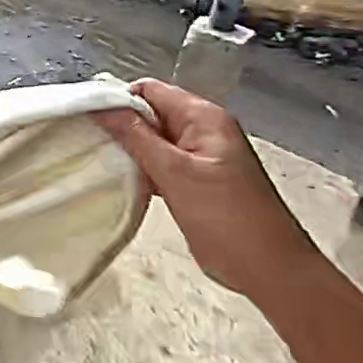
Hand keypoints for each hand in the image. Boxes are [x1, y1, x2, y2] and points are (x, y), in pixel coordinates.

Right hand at [94, 79, 318, 298]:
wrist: (273, 272)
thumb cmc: (226, 218)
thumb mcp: (174, 173)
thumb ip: (136, 136)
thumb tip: (101, 106)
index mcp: (203, 116)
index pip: (149, 90)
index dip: (118, 100)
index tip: (89, 120)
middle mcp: (203, 128)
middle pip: (151, 112)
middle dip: (122, 125)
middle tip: (90, 143)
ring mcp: (201, 155)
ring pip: (155, 139)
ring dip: (131, 149)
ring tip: (101, 161)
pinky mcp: (198, 179)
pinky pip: (163, 162)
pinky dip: (144, 168)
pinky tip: (123, 181)